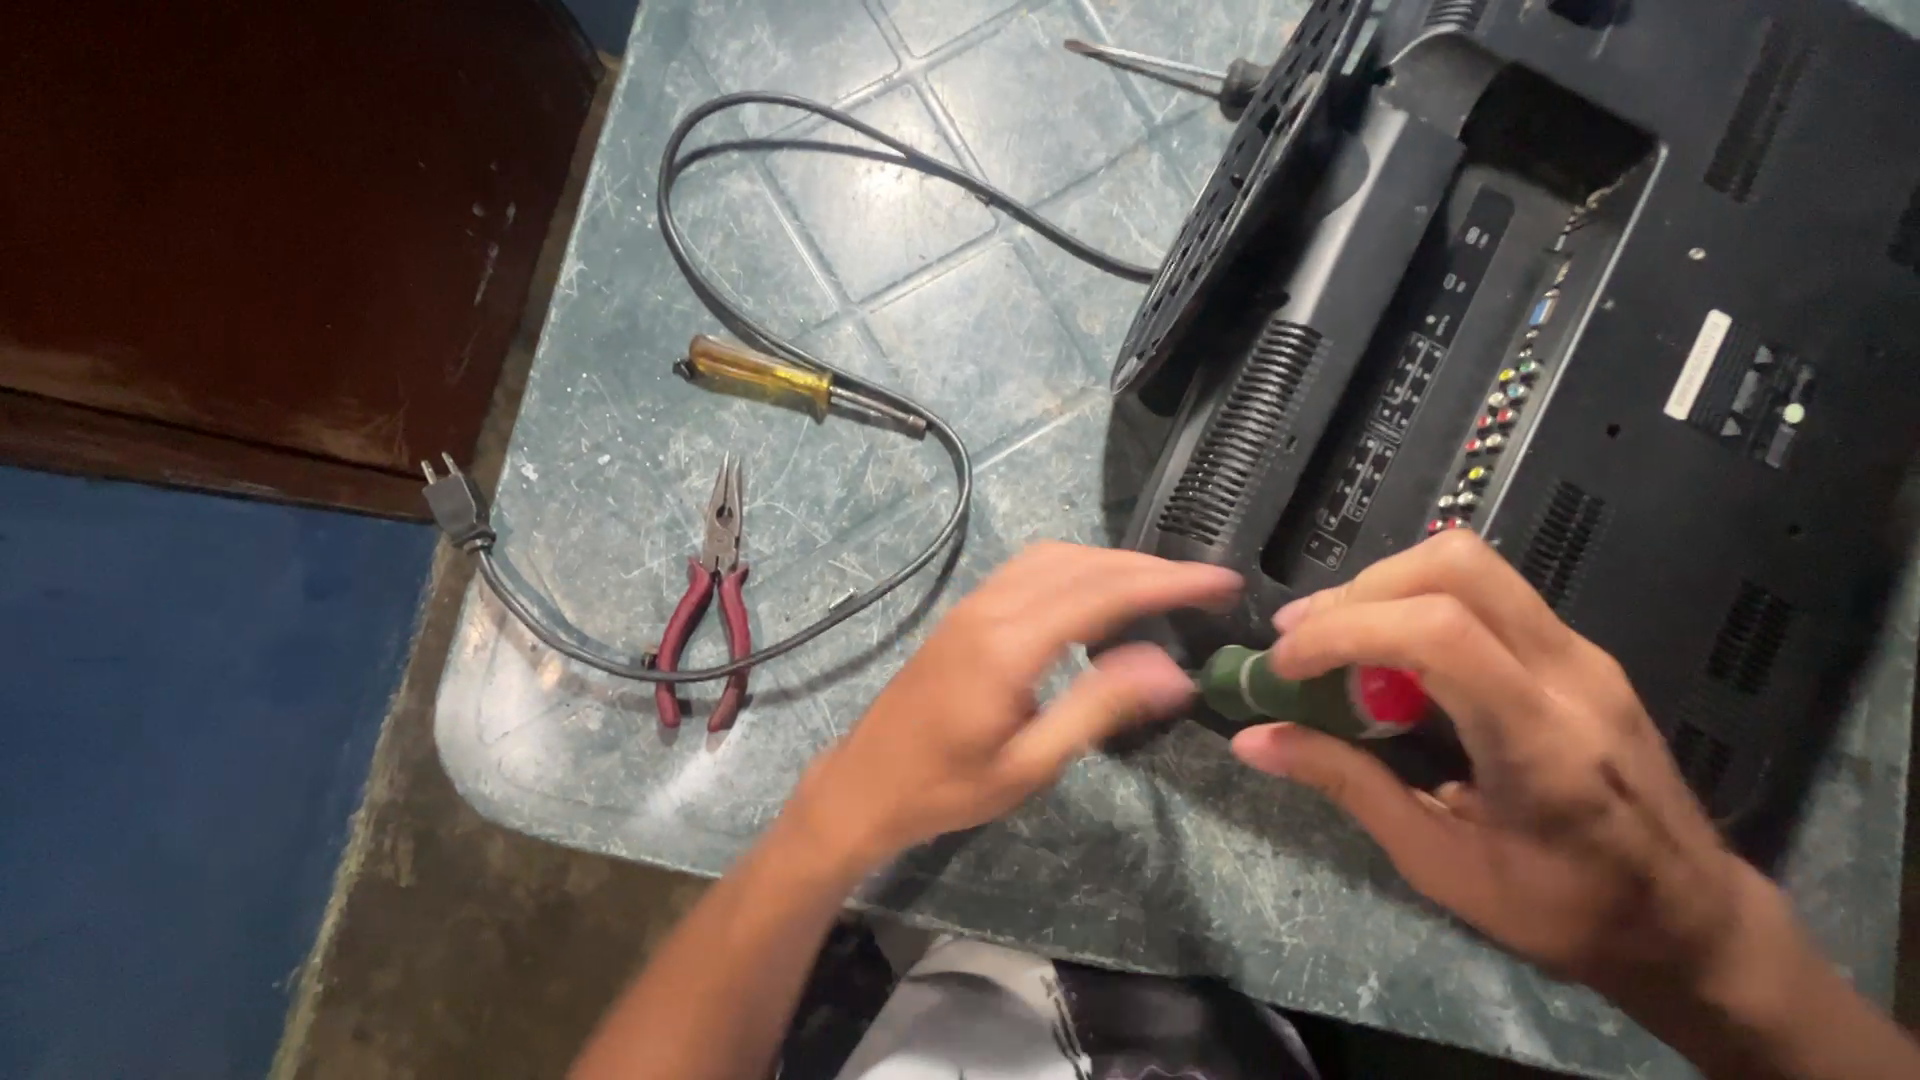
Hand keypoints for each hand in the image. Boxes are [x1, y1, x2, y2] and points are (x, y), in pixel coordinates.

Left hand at [788, 543, 1240, 870]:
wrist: (864, 785)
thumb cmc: (947, 788)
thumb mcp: (1029, 764)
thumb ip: (1098, 708)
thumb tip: (1171, 669)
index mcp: (1008, 645)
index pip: (1103, 592)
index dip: (1167, 582)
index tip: (1220, 582)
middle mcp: (990, 609)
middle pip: (1080, 563)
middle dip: (1146, 567)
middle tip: (1202, 586)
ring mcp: (972, 606)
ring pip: (1052, 558)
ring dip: (1110, 563)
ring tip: (1159, 590)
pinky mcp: (964, 614)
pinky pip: (1028, 571)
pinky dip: (1075, 571)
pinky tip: (1096, 599)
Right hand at [1229, 531, 1796, 1026]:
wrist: (1697, 923)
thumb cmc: (1566, 910)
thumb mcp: (1440, 865)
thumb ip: (1347, 785)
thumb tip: (1252, 741)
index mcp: (1541, 740)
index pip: (1438, 632)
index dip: (1343, 630)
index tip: (1284, 666)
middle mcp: (1570, 674)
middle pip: (1455, 565)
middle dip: (1358, 589)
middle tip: (1301, 636)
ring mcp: (1580, 653)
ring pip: (1468, 564)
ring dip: (1380, 588)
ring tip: (1329, 637)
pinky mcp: (1574, 650)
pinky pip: (1481, 591)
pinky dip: (1411, 602)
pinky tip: (1383, 653)